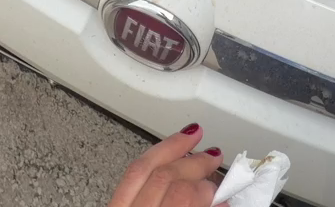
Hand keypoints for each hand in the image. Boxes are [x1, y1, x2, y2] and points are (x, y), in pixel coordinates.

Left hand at [106, 124, 224, 206]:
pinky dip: (153, 155)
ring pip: (143, 165)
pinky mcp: (111, 202)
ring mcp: (115, 206)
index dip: (203, 189)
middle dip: (193, 164)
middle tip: (215, 158)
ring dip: (172, 147)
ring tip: (194, 135)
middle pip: (162, 177)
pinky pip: (131, 171)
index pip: (178, 197)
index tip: (223, 193)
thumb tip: (221, 201)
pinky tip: (169, 148)